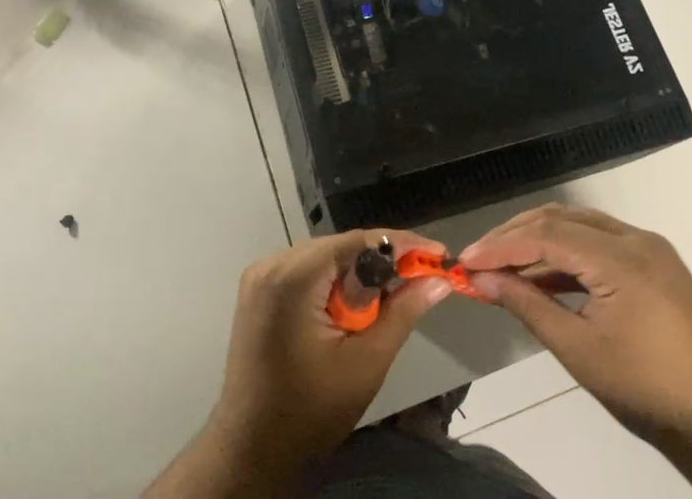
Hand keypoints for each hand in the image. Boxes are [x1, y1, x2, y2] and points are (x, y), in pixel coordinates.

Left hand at [146, 229, 450, 496]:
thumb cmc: (310, 410)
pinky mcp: (258, 294)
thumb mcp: (366, 361)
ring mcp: (260, 278)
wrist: (251, 449)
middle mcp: (270, 265)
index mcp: (292, 277)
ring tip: (396, 294)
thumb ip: (402, 312)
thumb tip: (437, 280)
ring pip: (325, 259)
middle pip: (339, 247)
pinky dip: (335, 283)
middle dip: (383, 261)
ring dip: (360, 274)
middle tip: (424, 279)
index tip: (440, 255)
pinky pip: (307, 273)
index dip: (402, 245)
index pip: (357, 241)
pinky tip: (358, 305)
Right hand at [460, 205, 691, 498]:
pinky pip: (601, 243)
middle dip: (516, 236)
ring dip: (540, 241)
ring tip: (502, 265)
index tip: (464, 262)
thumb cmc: (643, 387)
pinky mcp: (656, 263)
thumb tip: (480, 279)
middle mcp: (637, 239)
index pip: (547, 235)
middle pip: (562, 219)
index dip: (501, 246)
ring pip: (581, 225)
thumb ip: (527, 304)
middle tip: (478, 258)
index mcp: (622, 258)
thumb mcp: (577, 348)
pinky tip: (542, 275)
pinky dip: (568, 253)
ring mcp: (650, 248)